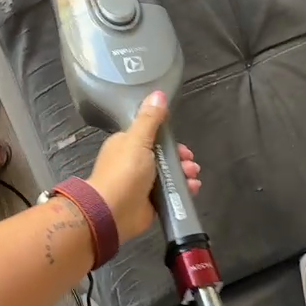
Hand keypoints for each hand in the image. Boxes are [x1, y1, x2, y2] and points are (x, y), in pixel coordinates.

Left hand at [86, 90, 201, 241]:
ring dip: (184, 173)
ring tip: (192, 175)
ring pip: (169, 174)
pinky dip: (182, 189)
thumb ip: (150, 118)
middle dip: (180, 158)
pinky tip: (191, 188)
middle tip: (189, 161)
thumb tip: (158, 94)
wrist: (113, 211)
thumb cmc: (124, 172)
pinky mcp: (149, 202)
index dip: (168, 139)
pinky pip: (169, 192)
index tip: (181, 144)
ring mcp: (141, 183)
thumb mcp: (138, 139)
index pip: (151, 136)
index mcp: (126, 144)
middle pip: (163, 156)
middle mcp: (133, 163)